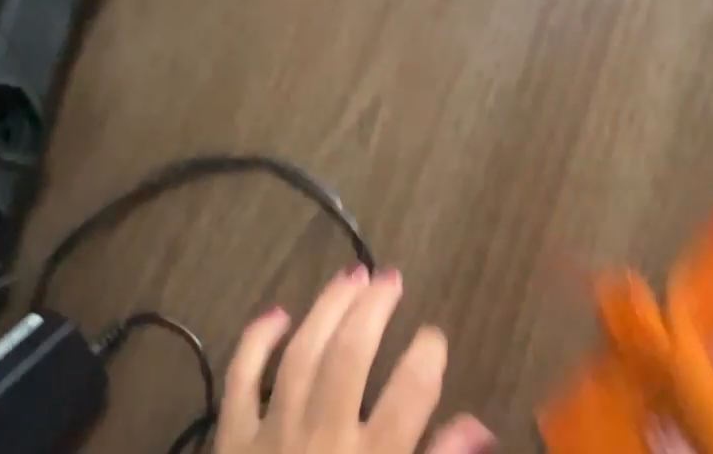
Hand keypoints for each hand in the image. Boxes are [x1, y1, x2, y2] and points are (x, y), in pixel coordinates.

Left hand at [216, 266, 494, 453]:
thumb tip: (480, 427)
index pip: (408, 396)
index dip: (427, 355)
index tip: (434, 334)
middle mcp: (322, 439)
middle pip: (349, 357)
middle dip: (373, 310)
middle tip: (391, 278)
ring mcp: (272, 435)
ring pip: (301, 355)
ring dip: (327, 309)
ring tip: (352, 275)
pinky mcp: (232, 441)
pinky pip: (240, 381)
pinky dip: (255, 343)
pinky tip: (278, 314)